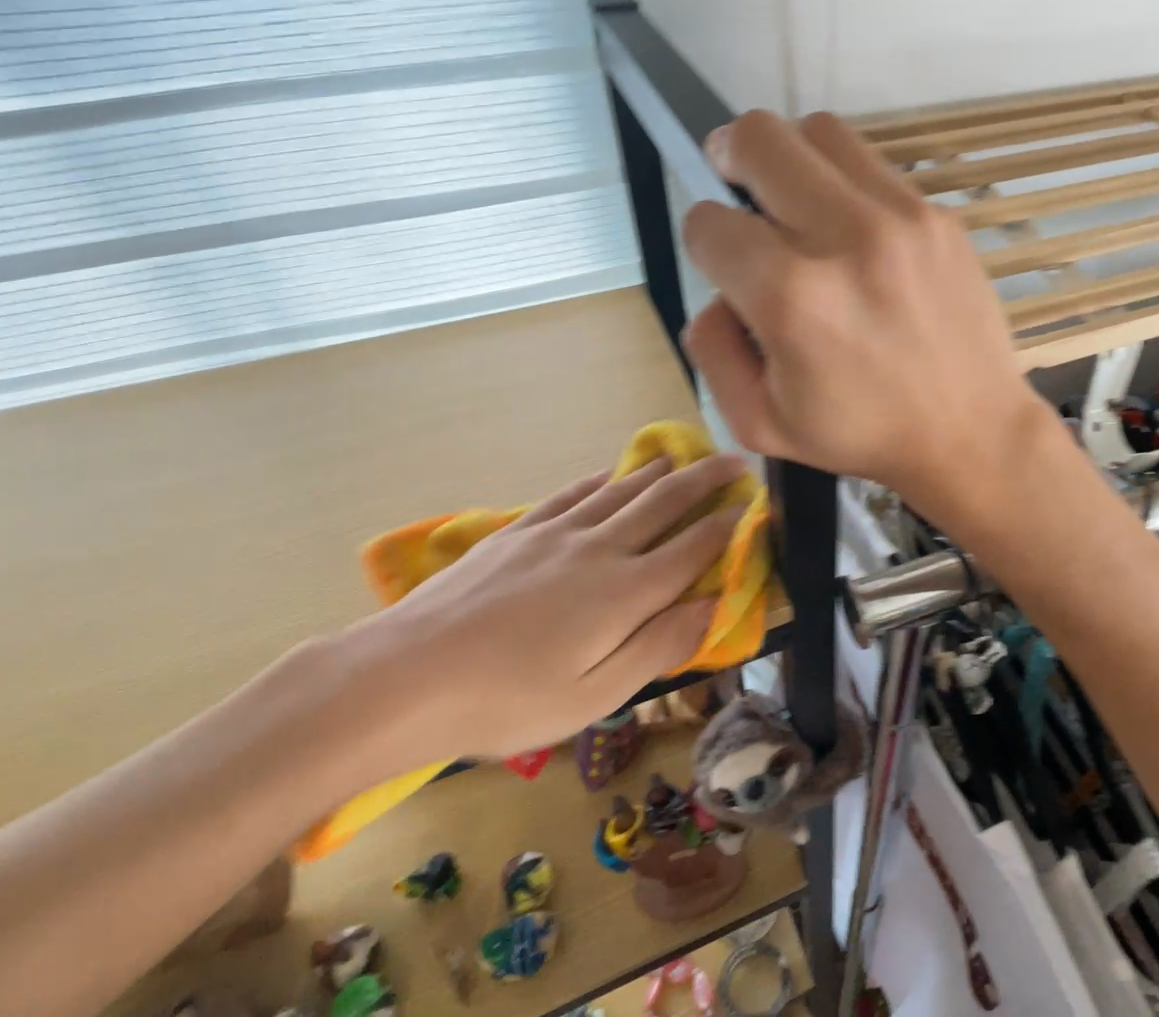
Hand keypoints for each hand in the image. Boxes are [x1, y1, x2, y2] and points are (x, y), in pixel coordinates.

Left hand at [342, 455, 745, 759]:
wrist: (404, 675)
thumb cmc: (506, 701)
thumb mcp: (595, 696)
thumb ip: (660, 646)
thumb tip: (716, 605)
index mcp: (625, 593)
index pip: (693, 549)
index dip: (729, 526)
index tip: (754, 507)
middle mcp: (598, 550)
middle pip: (663, 504)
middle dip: (705, 481)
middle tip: (735, 461)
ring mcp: (553, 535)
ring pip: (619, 491)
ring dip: (658, 472)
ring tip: (683, 457)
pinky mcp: (516, 533)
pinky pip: (570, 495)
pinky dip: (600, 480)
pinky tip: (609, 474)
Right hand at [681, 110, 1059, 518]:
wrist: (970, 430)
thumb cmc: (862, 434)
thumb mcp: (758, 422)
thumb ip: (712, 349)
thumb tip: (719, 290)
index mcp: (791, 298)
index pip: (709, 222)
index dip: (704, 243)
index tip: (727, 267)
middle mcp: (845, 239)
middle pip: (756, 137)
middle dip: (728, 159)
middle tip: (738, 189)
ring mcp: (901, 217)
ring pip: (817, 130)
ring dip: (790, 158)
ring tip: (795, 201)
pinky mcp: (938, 215)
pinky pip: (871, 163)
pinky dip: (844, 182)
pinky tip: (851, 228)